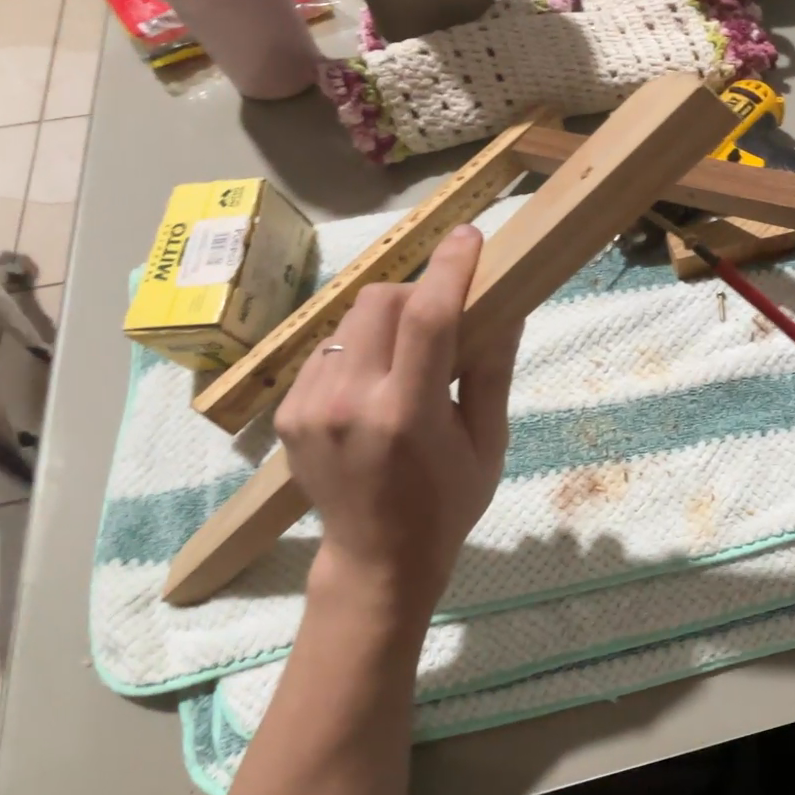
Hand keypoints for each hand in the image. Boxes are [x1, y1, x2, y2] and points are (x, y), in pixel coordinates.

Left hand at [275, 226, 519, 617]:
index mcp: (408, 415)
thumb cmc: (449, 503)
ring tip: (407, 359)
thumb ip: (493, 371)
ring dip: (385, 320)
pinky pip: (326, 350)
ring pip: (348, 321)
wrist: (378, 558)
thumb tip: (507, 305)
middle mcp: (349, 403)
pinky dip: (358, 350)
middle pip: (380, 303)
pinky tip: (375, 386)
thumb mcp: (489, 443)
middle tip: (443, 317)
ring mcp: (307, 406)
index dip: (450, 268)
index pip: (428, 318)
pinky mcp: (286, 412)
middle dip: (417, 293)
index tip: (470, 236)